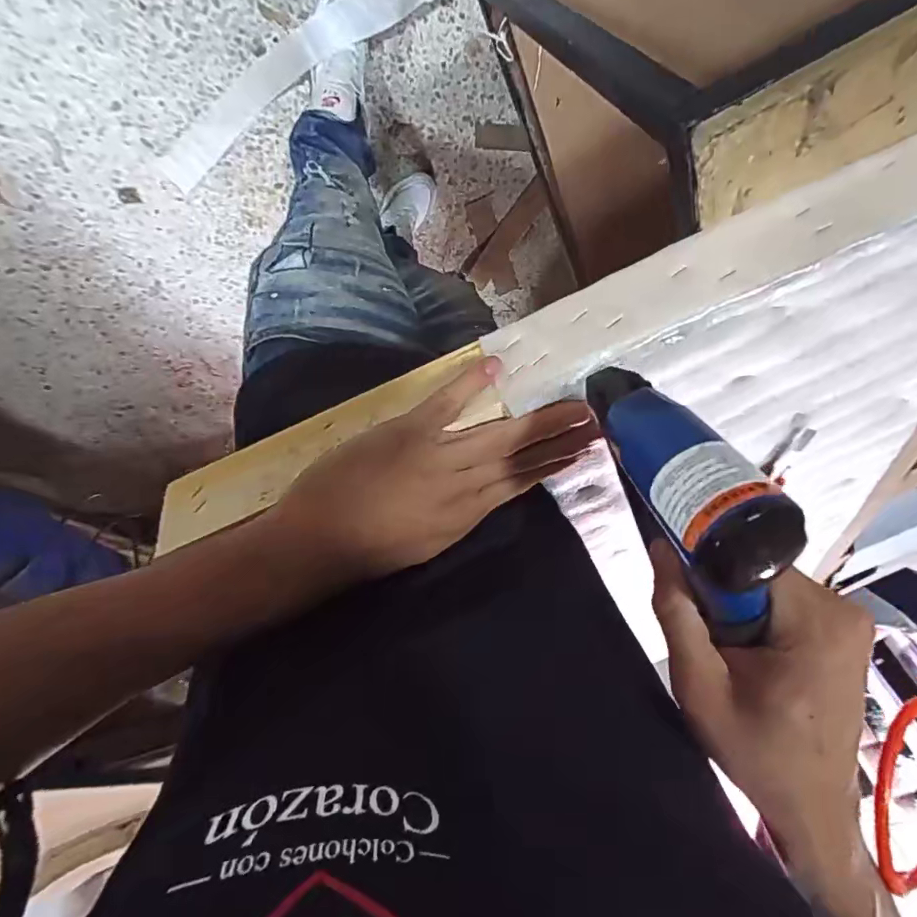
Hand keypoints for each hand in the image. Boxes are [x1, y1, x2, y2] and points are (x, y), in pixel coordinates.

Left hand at [277, 357, 599, 578]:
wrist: (318, 543)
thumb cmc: (370, 548)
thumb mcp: (429, 541)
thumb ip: (461, 515)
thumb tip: (488, 493)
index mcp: (467, 515)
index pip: (520, 484)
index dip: (553, 467)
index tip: (583, 455)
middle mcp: (464, 486)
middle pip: (522, 460)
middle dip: (562, 441)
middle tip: (598, 426)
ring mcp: (440, 457)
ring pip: (501, 437)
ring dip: (541, 422)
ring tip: (575, 409)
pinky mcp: (411, 434)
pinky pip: (446, 405)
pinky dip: (469, 384)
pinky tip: (495, 367)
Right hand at [650, 540, 887, 916]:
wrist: (812, 805)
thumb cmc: (758, 753)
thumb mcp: (701, 689)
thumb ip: (677, 614)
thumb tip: (662, 548)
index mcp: (817, 619)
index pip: (750, 560)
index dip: (713, 576)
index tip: (695, 607)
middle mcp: (845, 607)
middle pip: (762, 571)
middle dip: (729, 599)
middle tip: (718, 645)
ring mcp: (853, 617)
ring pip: (774, 584)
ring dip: (747, 609)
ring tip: (738, 657)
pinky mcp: (849, 628)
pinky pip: (792, 601)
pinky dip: (768, 619)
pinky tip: (760, 658)